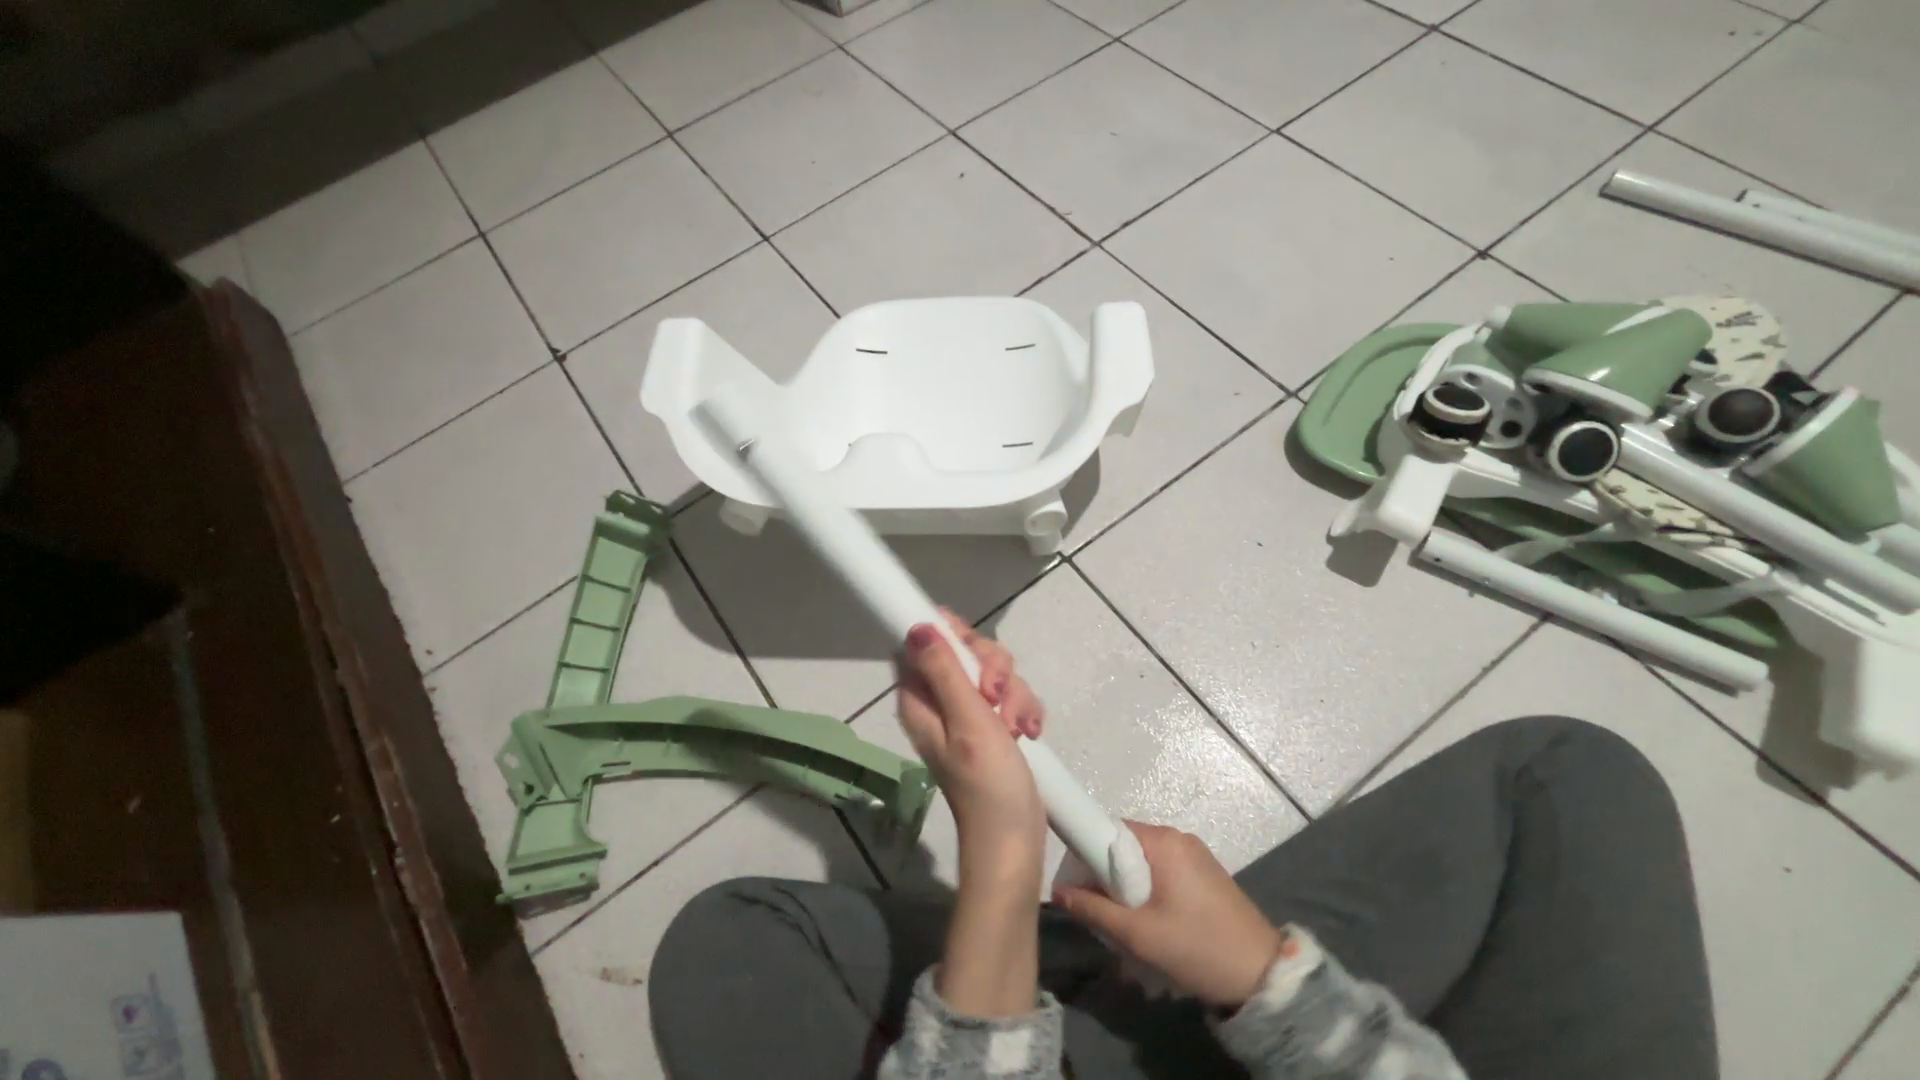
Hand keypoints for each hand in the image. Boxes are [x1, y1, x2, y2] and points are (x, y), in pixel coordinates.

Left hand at [897, 614, 1048, 1017]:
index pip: (922, 642)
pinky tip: (1031, 733)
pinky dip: (1023, 711)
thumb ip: (945, 671)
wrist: (1014, 838)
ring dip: (1014, 694)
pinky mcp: (992, 726)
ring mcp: (967, 714)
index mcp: (920, 700)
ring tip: (1019, 728)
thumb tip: (916, 625)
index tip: (974, 648)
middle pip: (964, 652)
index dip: (948, 633)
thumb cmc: (987, 782)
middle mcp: (939, 702)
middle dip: (992, 668)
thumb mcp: (968, 721)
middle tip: (997, 695)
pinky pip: (1009, 697)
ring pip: (992, 673)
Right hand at [1053, 822, 1287, 1009]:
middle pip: (1124, 847)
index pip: (1108, 830)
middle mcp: (1178, 838)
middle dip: (1104, 876)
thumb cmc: (1197, 948)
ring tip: (1119, 922)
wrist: (1261, 975)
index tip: (1072, 886)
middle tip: (1095, 912)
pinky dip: (1146, 891)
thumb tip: (1058, 891)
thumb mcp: (1138, 934)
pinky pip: (1161, 872)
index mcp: (1163, 842)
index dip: (1084, 854)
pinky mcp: (1204, 874)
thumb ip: (1094, 910)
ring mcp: (1194, 855)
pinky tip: (1145, 922)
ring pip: (1142, 862)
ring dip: (1125, 888)